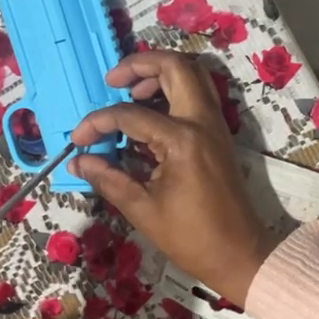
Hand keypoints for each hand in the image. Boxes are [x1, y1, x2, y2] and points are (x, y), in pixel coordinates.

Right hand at [70, 50, 278, 305]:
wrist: (240, 254)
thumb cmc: (192, 237)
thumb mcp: (143, 210)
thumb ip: (109, 178)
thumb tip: (79, 160)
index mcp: (182, 139)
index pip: (130, 115)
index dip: (98, 123)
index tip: (78, 139)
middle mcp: (202, 120)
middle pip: (175, 66)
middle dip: (139, 65)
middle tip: (112, 81)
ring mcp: (214, 124)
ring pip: (190, 75)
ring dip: (159, 74)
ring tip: (130, 92)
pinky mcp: (218, 133)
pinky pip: (197, 94)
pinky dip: (172, 91)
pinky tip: (148, 113)